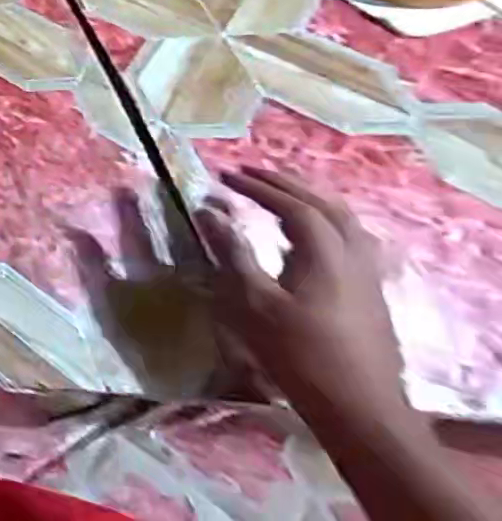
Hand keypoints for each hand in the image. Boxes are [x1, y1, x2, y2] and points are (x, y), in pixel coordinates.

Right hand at [195, 167, 409, 425]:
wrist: (356, 406)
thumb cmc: (294, 350)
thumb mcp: (250, 299)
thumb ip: (231, 251)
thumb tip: (209, 210)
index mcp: (327, 262)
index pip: (298, 209)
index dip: (261, 188)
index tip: (224, 175)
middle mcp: (355, 264)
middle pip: (332, 211)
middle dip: (291, 185)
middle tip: (250, 172)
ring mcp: (368, 281)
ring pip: (350, 226)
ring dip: (313, 201)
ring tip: (279, 191)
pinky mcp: (368, 296)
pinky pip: (353, 243)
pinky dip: (326, 223)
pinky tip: (306, 231)